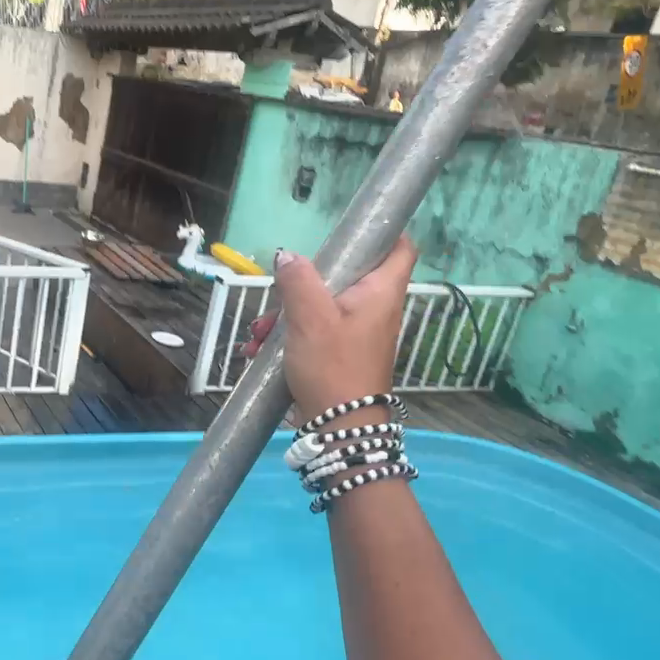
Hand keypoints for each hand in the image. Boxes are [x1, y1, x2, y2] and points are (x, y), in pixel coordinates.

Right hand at [242, 236, 417, 418]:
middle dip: (302, 284)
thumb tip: (287, 255)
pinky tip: (260, 351)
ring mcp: (357, 332)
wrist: (340, 427)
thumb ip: (298, 281)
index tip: (348, 232)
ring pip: (320, 305)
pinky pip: (312, 330)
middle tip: (276, 298)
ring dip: (285, 315)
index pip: (400, 248)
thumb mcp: (310, 319)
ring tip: (259, 335)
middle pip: (343, 277)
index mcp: (380, 292)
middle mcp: (375, 308)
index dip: (381, 232)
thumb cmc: (333, 366)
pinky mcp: (340, 352)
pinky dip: (288, 336)